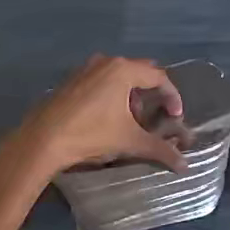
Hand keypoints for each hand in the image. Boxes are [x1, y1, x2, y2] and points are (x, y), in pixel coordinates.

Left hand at [9, 55, 187, 176]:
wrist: (43, 140)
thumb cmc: (91, 134)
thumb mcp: (130, 141)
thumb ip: (160, 150)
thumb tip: (185, 166)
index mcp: (123, 70)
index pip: (159, 77)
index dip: (172, 97)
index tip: (176, 117)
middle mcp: (105, 62)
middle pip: (138, 73)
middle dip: (150, 94)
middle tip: (155, 116)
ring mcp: (85, 69)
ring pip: (118, 77)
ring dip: (129, 97)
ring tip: (130, 122)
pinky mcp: (70, 81)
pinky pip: (100, 82)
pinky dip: (111, 96)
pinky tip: (107, 119)